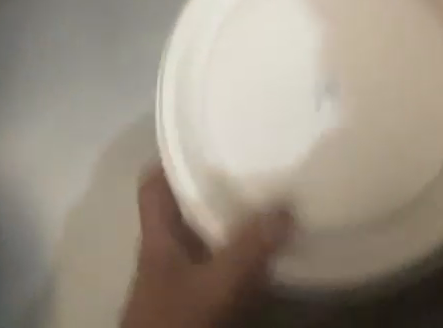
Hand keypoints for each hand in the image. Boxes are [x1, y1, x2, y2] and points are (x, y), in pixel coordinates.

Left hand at [120, 168, 292, 327]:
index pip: (155, 182)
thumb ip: (247, 248)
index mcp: (157, 234)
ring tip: (274, 192)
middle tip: (257, 158)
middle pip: (189, 203)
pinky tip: (275, 249)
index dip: (175, 155)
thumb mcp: (211, 285)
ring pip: (209, 234)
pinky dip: (247, 255)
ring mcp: (183, 276)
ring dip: (237, 218)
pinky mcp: (200, 299)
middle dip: (221, 182)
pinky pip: (226, 265)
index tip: (208, 134)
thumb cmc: (173, 321)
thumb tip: (287, 205)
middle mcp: (169, 249)